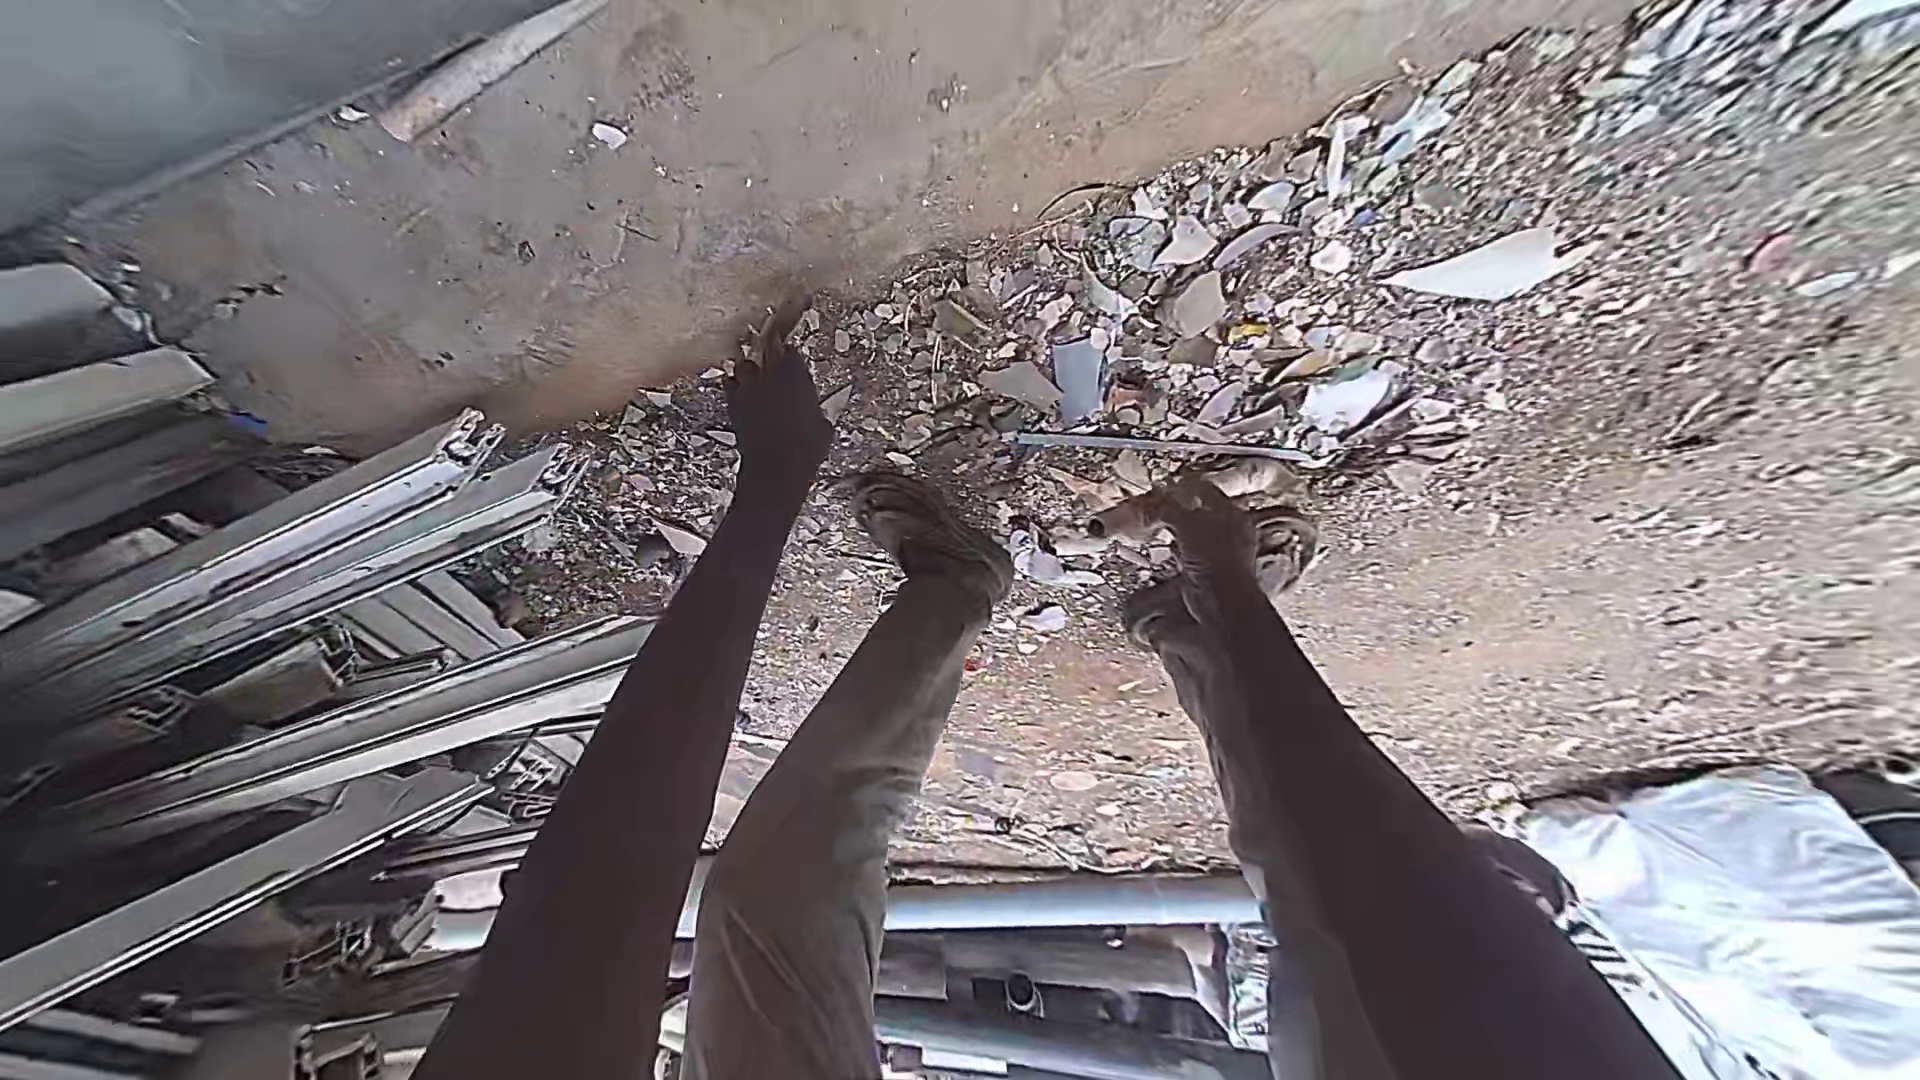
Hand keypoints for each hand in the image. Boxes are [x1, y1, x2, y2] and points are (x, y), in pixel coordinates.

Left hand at [727, 301, 831, 489]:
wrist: (776, 467)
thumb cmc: (807, 448)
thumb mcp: (824, 426)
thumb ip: (819, 410)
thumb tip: (820, 414)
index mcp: (795, 375)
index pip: (792, 348)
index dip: (794, 348)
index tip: (796, 343)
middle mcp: (769, 374)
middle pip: (766, 346)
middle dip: (772, 343)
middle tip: (776, 341)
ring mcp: (748, 388)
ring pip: (746, 364)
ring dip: (752, 367)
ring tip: (758, 372)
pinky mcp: (732, 403)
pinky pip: (731, 384)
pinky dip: (737, 385)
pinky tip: (742, 390)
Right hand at [1158, 476, 1257, 587]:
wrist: (1220, 602)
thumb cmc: (1217, 562)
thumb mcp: (1188, 526)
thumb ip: (1168, 510)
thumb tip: (1154, 499)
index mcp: (1231, 513)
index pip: (1203, 489)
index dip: (1182, 485)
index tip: (1163, 486)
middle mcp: (1227, 530)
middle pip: (1195, 509)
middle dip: (1175, 507)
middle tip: (1155, 504)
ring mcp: (1215, 550)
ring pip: (1189, 530)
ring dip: (1172, 527)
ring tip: (1155, 523)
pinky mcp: (1202, 568)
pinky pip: (1184, 550)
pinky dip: (1173, 547)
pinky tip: (1166, 547)